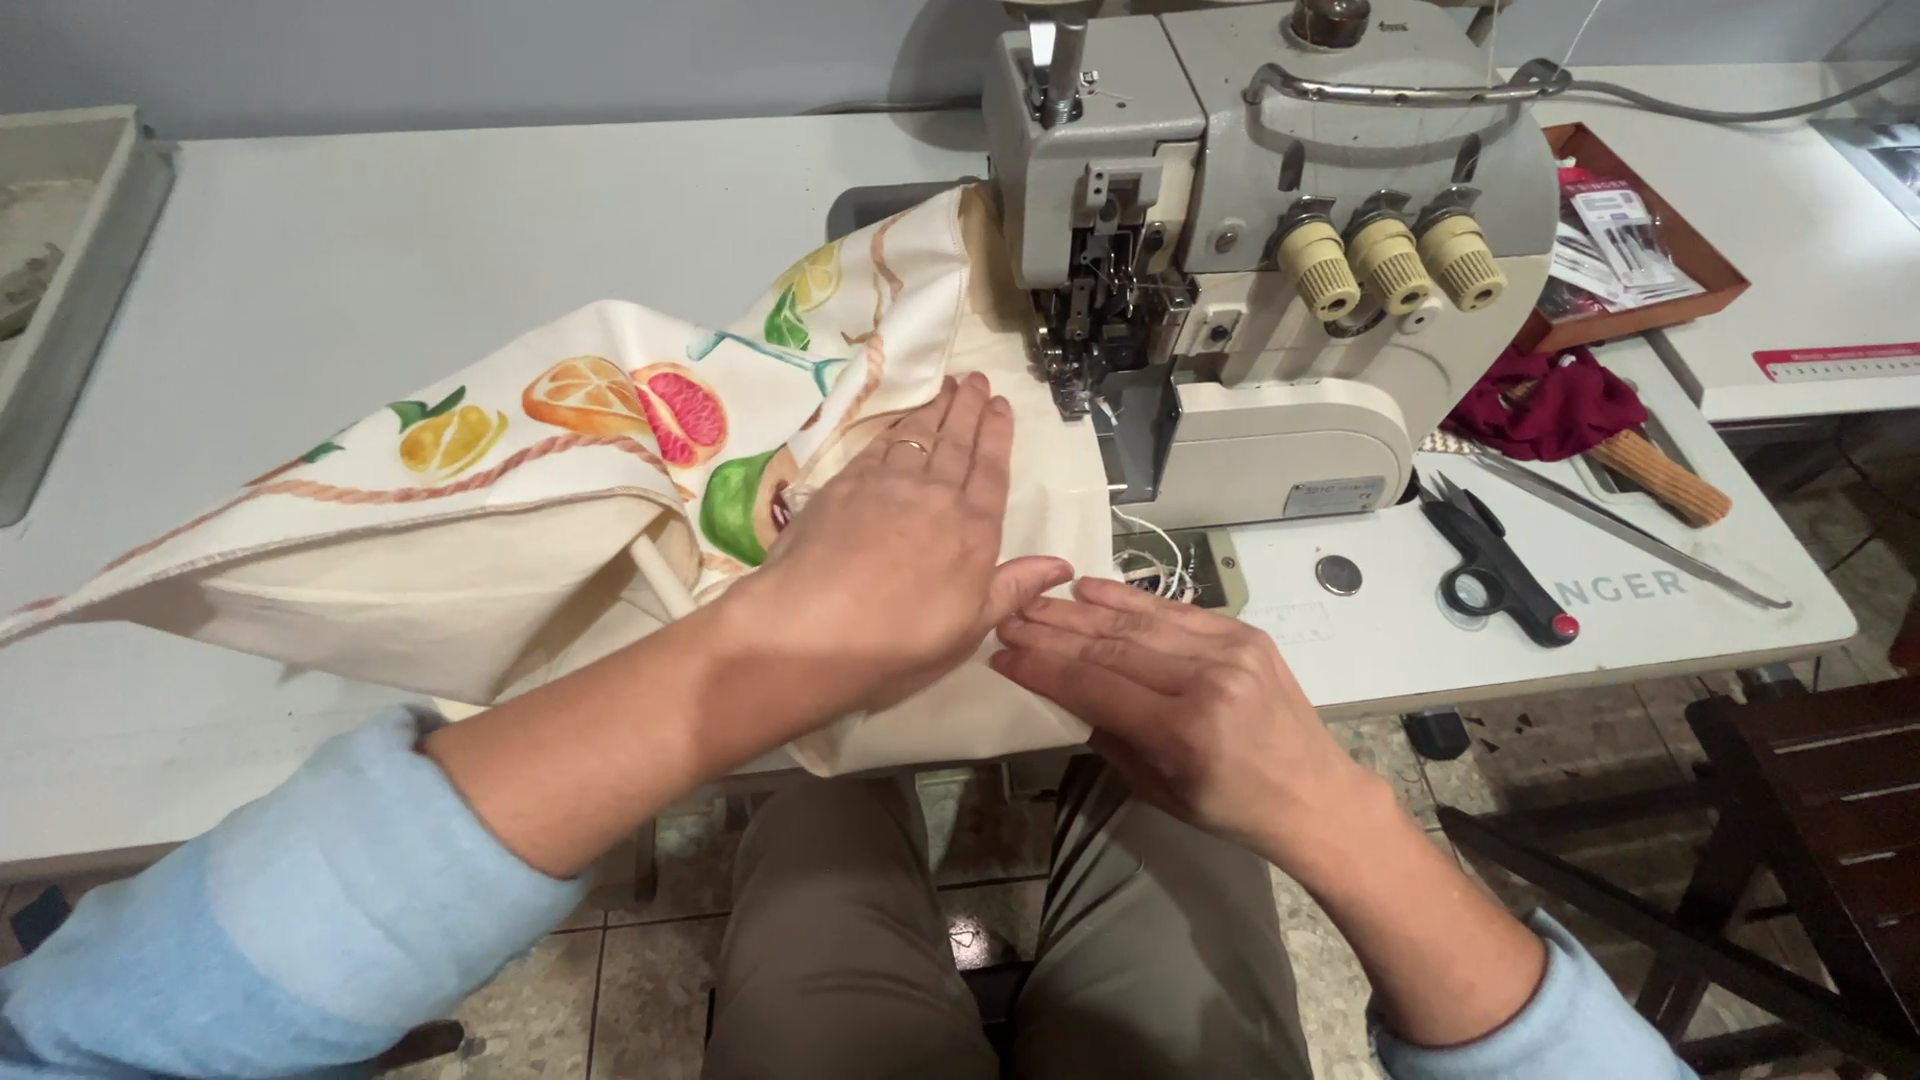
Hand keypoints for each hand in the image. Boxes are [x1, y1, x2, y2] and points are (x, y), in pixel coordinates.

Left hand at [724, 372, 1071, 716]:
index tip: (1001, 405)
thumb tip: (1063, 566)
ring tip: (949, 386)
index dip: (997, 435)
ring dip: (937, 408)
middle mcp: (937, 497)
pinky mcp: (845, 483)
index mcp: (974, 532)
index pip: (991, 471)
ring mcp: (888, 485)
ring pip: (920, 435)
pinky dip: (896, 426)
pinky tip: (901, 420)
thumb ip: (1013, 589)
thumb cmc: (899, 641)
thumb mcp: (969, 629)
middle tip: (978, 380)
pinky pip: (880, 444)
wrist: (812, 627)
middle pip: (958, 443)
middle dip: (970, 409)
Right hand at [990, 577, 1385, 864]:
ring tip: (1038, 601)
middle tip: (1009, 618)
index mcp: (1185, 732)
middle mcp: (1207, 681)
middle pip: (1110, 646)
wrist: (1316, 793)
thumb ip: (1108, 736)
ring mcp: (1230, 650)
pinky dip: (1127, 596)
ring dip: (1079, 609)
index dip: (1042, 667)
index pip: (1094, 686)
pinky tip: (1090, 587)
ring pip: (1137, 621)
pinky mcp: (1242, 632)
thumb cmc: (1230, 807)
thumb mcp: (1157, 790)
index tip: (1002, 654)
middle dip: (1051, 632)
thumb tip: (1063, 690)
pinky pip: (1173, 608)